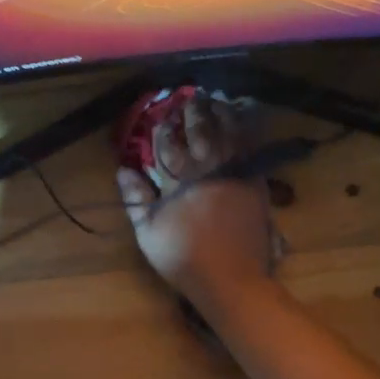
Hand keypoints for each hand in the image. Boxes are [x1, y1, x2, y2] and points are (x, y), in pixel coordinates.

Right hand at [116, 92, 275, 306]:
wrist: (231, 280)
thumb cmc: (183, 257)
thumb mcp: (148, 232)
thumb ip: (136, 199)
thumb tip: (124, 169)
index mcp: (179, 179)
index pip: (168, 143)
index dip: (165, 127)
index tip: (162, 115)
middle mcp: (208, 169)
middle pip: (201, 131)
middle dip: (194, 113)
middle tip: (193, 98)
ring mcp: (235, 175)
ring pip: (229, 135)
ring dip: (223, 115)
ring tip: (218, 102)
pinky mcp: (255, 184)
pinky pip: (251, 151)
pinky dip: (246, 134)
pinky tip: (243, 126)